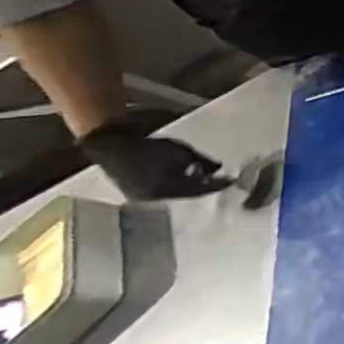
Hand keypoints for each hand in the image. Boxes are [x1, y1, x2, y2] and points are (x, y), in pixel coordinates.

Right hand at [79, 120, 228, 200]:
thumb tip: (219, 168)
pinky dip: (176, 187)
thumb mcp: (178, 149)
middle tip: (220, 180)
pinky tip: (183, 179)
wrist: (111, 144)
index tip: (232, 180)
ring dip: (190, 188)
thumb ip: (200, 161)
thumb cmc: (147, 144)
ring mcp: (144, 199)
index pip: (199, 190)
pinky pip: (163, 194)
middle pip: (188, 195)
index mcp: (166, 186)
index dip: (217, 185)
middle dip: (204, 187)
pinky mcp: (137, 196)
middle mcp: (155, 198)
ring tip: (204, 178)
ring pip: (175, 195)